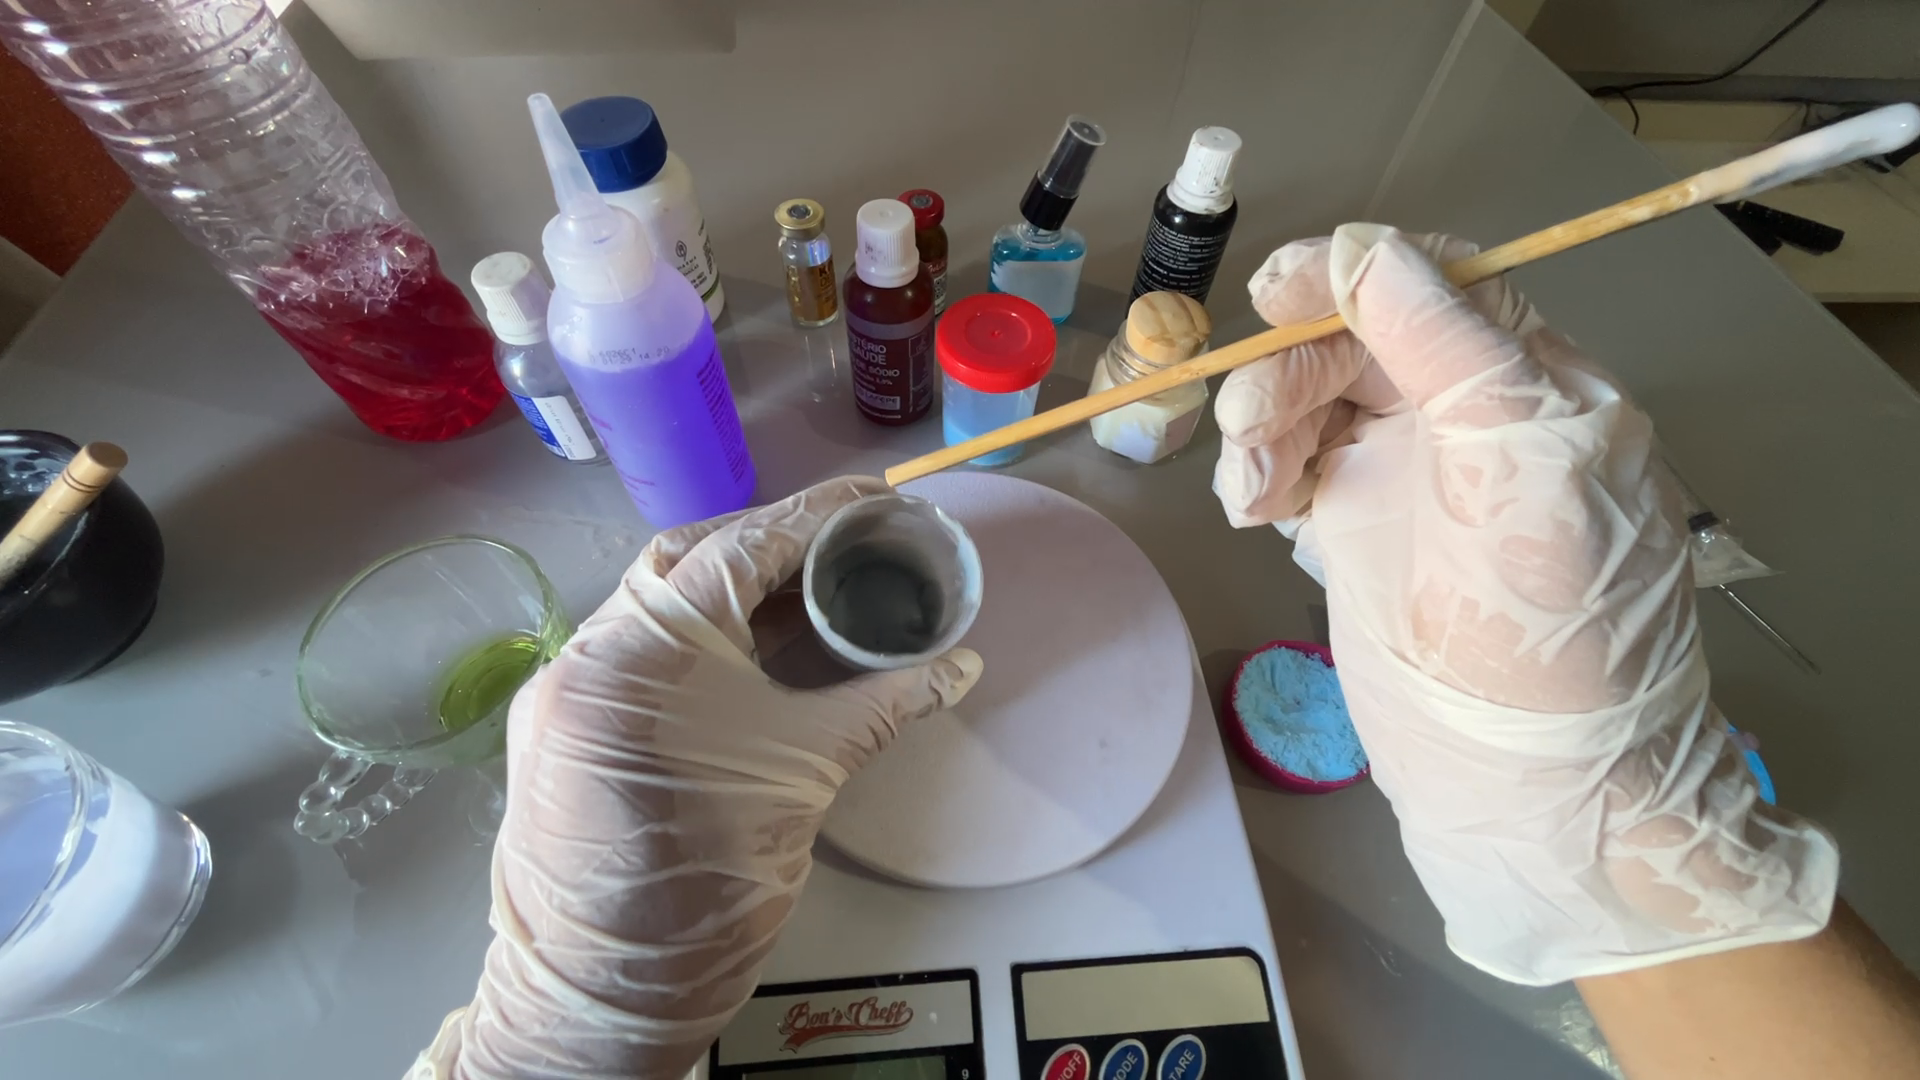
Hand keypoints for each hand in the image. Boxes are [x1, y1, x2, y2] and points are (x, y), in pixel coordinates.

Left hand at [411, 477, 982, 1078]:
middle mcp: (592, 650)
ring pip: (661, 599)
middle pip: (690, 558)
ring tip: (805, 575)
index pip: (739, 547)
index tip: (870, 494)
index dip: (812, 512)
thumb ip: (887, 702)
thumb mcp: (808, 772)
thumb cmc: (710, 881)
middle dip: (769, 536)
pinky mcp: (569, 720)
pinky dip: (706, 627)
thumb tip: (962, 664)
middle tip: (838, 536)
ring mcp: (570, 685)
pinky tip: (756, 634)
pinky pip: (644, 643)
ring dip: (735, 581)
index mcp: (646, 650)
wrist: (602, 999)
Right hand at [1214, 225, 1836, 984]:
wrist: (1515, 776)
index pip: (1433, 290)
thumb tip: (1371, 253)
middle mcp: (1457, 419)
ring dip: (1258, 434)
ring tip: (1249, 497)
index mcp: (1527, 389)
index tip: (1273, 291)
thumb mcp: (1522, 473)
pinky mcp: (1347, 520)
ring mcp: (1395, 473)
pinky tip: (1251, 514)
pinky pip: (1284, 463)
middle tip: (1248, 435)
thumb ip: (1454, 352)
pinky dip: (1256, 476)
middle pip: (1348, 348)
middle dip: (1286, 378)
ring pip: (1303, 404)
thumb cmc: (1547, 632)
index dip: (1350, 276)